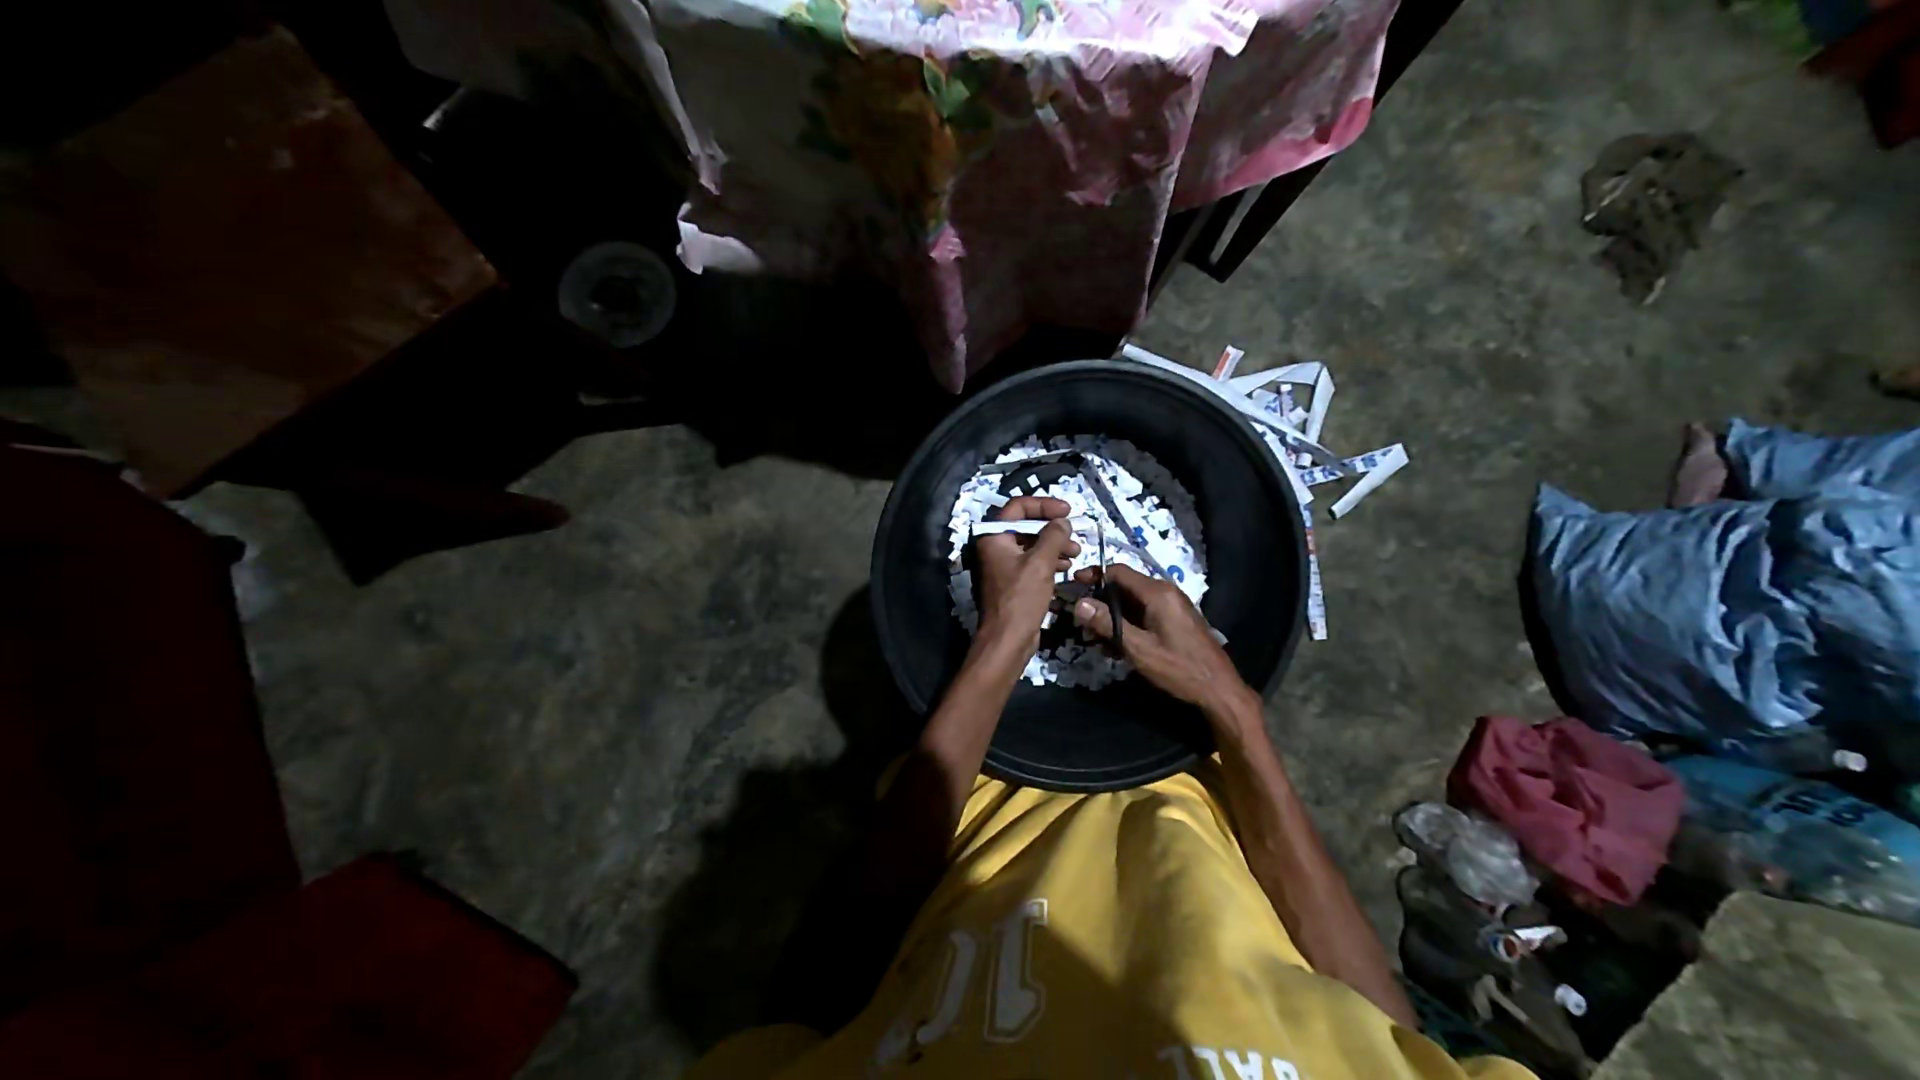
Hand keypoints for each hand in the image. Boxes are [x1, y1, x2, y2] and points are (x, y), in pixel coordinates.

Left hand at [973, 496, 1078, 654]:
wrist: (1007, 638)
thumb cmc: (1021, 597)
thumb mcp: (1041, 563)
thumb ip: (1053, 536)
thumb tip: (1062, 521)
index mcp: (993, 537)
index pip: (1018, 507)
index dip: (1044, 505)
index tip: (1068, 511)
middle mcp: (994, 547)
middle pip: (1026, 526)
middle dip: (1052, 529)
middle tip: (1074, 537)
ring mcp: (1002, 565)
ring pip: (1031, 546)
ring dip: (1054, 546)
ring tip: (1075, 553)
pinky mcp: (1012, 582)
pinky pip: (1032, 563)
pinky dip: (1049, 562)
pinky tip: (1066, 568)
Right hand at [1070, 564, 1256, 715]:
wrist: (1218, 689)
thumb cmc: (1179, 668)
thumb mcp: (1138, 648)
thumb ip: (1108, 624)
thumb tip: (1079, 603)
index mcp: (1157, 593)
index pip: (1118, 571)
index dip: (1093, 576)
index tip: (1073, 587)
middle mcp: (1165, 592)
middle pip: (1124, 585)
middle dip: (1100, 601)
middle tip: (1081, 621)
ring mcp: (1172, 605)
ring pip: (1132, 601)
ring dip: (1112, 615)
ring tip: (1095, 637)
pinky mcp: (1174, 619)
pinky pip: (1144, 612)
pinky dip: (1127, 623)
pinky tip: (1116, 645)